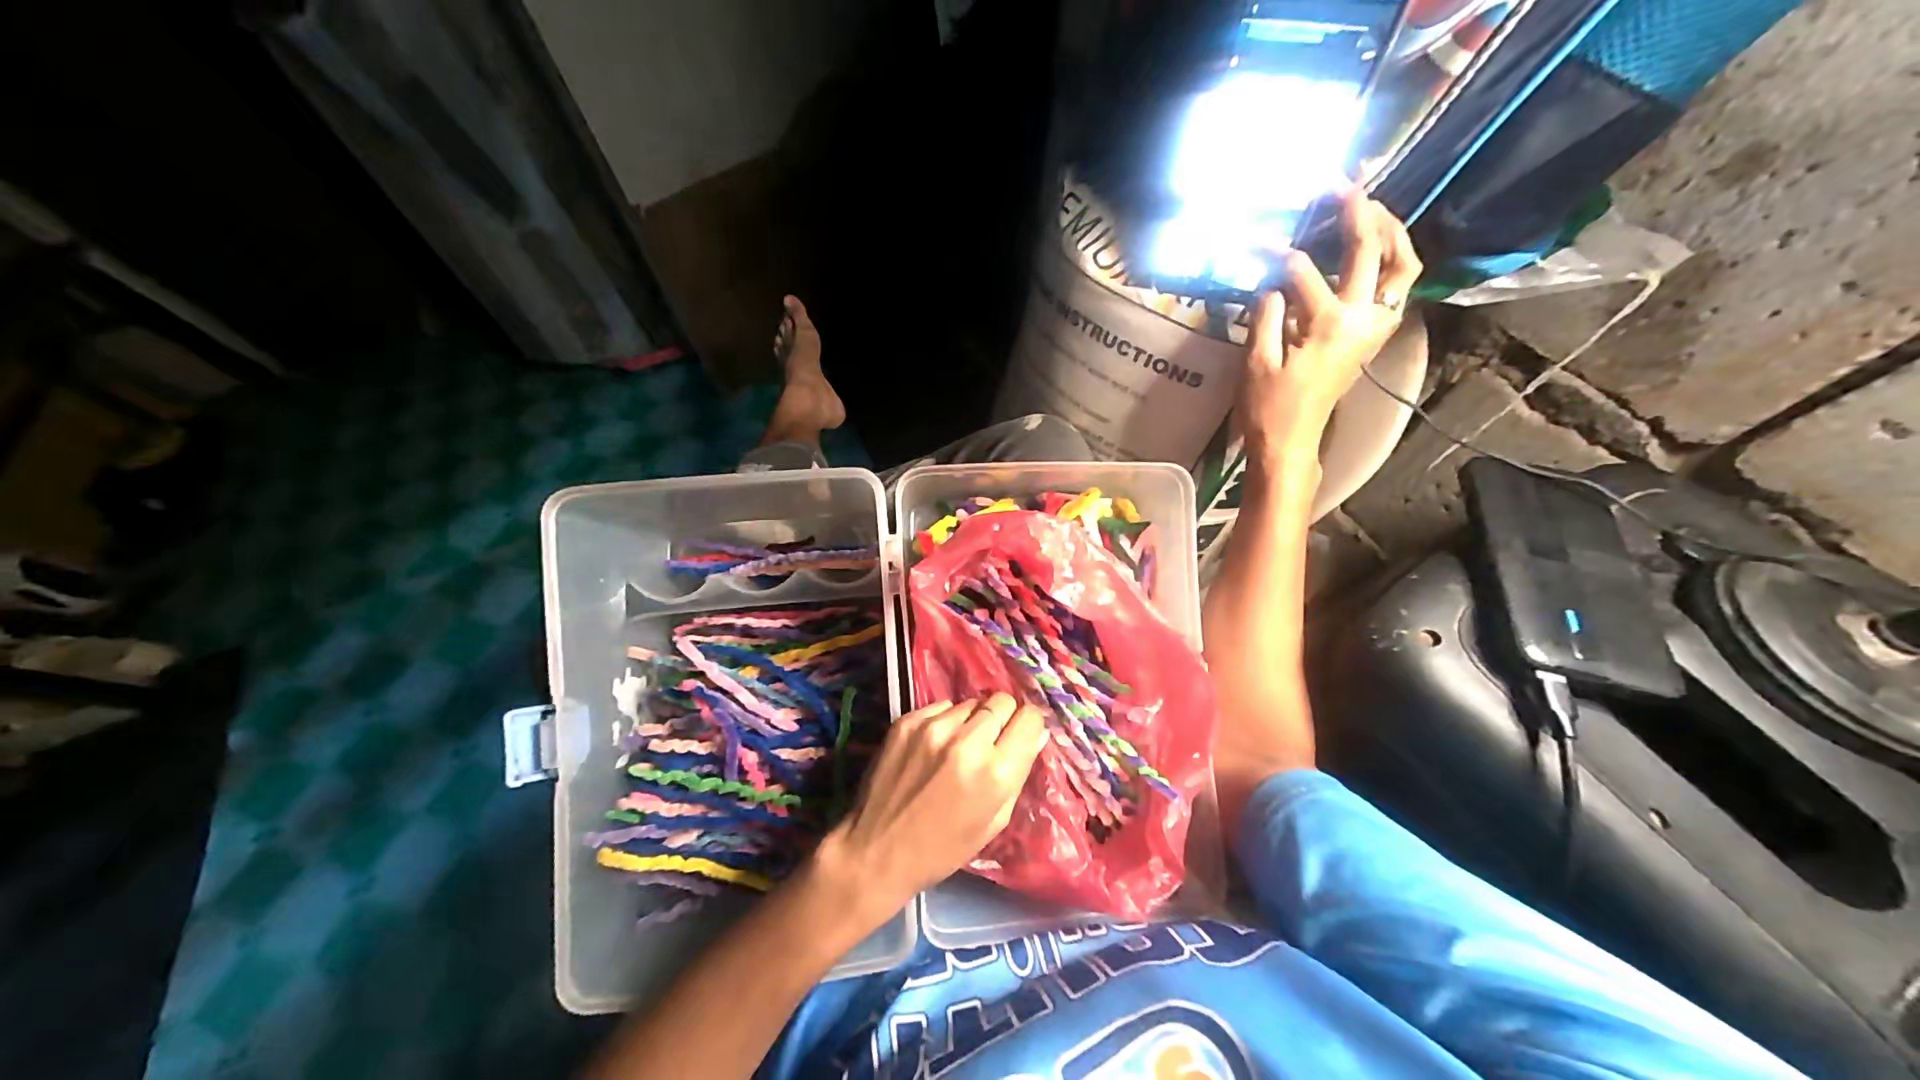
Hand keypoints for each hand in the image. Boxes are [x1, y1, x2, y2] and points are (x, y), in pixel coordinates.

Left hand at [811, 694, 1047, 923]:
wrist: (876, 850)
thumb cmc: (943, 848)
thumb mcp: (994, 822)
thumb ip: (1019, 773)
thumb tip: (1036, 734)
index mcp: (996, 772)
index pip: (1030, 718)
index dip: (1028, 725)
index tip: (1021, 734)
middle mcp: (968, 741)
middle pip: (1001, 701)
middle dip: (1002, 717)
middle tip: (991, 739)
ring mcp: (933, 727)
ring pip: (970, 702)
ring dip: (972, 720)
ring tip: (958, 746)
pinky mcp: (907, 721)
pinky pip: (941, 707)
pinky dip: (944, 721)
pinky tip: (934, 747)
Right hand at [1239, 190, 1422, 463]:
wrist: (1292, 441)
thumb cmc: (1269, 407)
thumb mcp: (1257, 361)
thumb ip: (1266, 314)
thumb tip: (1271, 283)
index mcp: (1328, 324)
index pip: (1302, 271)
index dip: (1275, 252)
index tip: (1256, 240)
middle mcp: (1361, 319)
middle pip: (1372, 250)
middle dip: (1358, 212)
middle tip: (1344, 185)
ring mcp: (1374, 326)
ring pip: (1403, 264)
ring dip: (1391, 231)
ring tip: (1372, 208)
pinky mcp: (1375, 334)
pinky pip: (1400, 286)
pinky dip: (1395, 259)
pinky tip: (1377, 248)